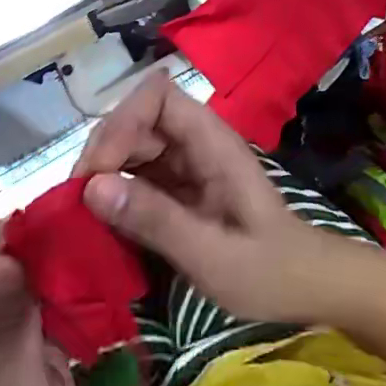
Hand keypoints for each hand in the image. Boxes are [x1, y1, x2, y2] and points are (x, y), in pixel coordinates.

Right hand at [75, 75, 331, 322]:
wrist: (306, 289)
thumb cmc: (270, 271)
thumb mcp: (213, 255)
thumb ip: (156, 220)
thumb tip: (92, 188)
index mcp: (211, 141)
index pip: (157, 96)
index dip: (123, 122)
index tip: (99, 173)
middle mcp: (194, 143)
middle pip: (135, 121)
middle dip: (103, 153)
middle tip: (79, 204)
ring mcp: (185, 165)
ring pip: (130, 149)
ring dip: (103, 175)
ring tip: (81, 217)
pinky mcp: (178, 189)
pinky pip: (136, 177)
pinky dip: (114, 195)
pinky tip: (100, 225)